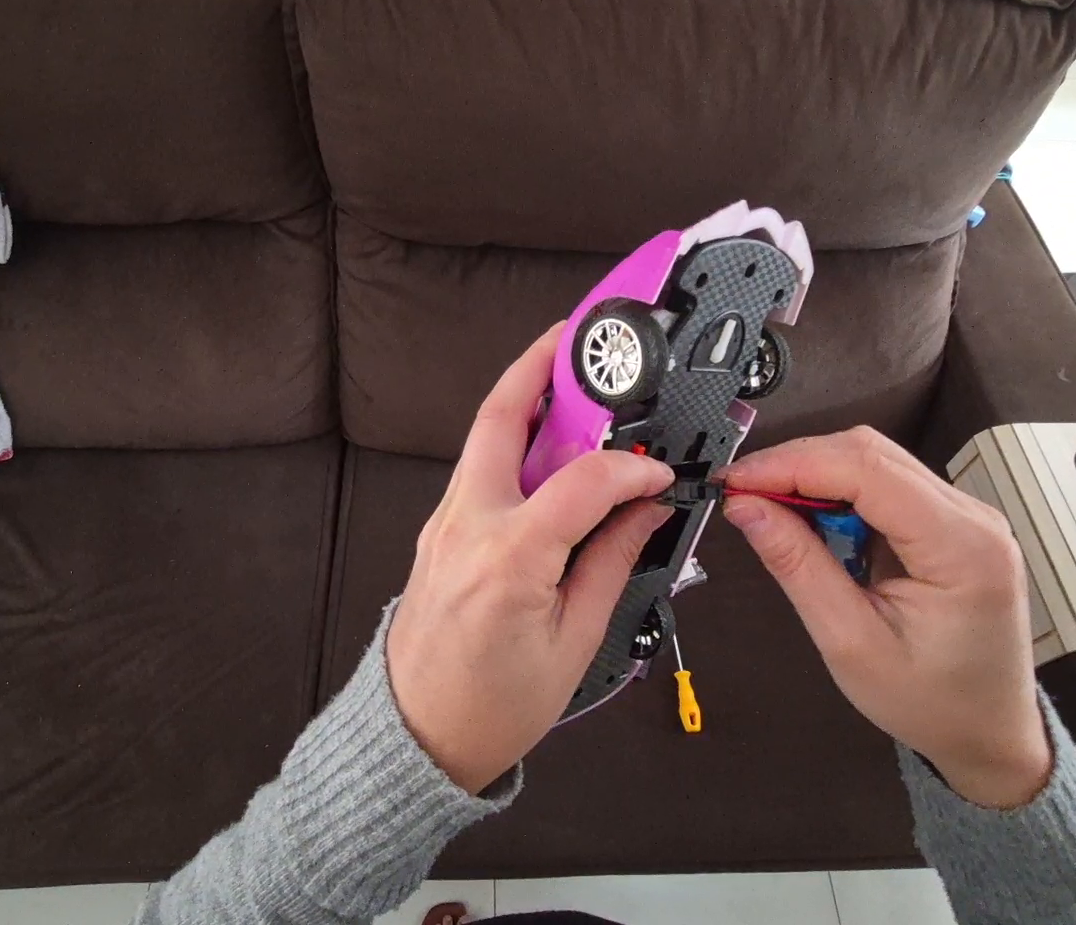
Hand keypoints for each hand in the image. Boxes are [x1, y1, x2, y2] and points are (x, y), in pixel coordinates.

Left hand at [388, 325, 674, 793]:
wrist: (416, 735)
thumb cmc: (495, 704)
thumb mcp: (575, 639)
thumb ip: (611, 560)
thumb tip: (646, 509)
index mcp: (509, 557)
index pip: (584, 480)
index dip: (631, 466)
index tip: (659, 472)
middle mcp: (467, 524)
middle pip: (498, 417)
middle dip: (536, 367)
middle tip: (574, 339)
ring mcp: (443, 523)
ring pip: (483, 438)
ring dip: (523, 401)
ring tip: (568, 385)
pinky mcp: (437, 530)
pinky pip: (478, 469)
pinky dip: (512, 444)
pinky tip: (545, 451)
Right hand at [721, 428, 1051, 808]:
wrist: (989, 734)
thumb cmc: (927, 702)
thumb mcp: (849, 642)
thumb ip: (797, 566)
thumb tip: (743, 506)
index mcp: (962, 547)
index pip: (867, 471)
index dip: (792, 464)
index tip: (733, 483)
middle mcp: (971, 515)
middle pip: (869, 452)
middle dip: (795, 463)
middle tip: (740, 493)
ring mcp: (963, 512)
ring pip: (872, 457)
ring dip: (810, 472)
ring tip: (764, 503)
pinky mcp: (947, 518)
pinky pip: (880, 480)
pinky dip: (831, 488)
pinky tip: (804, 515)